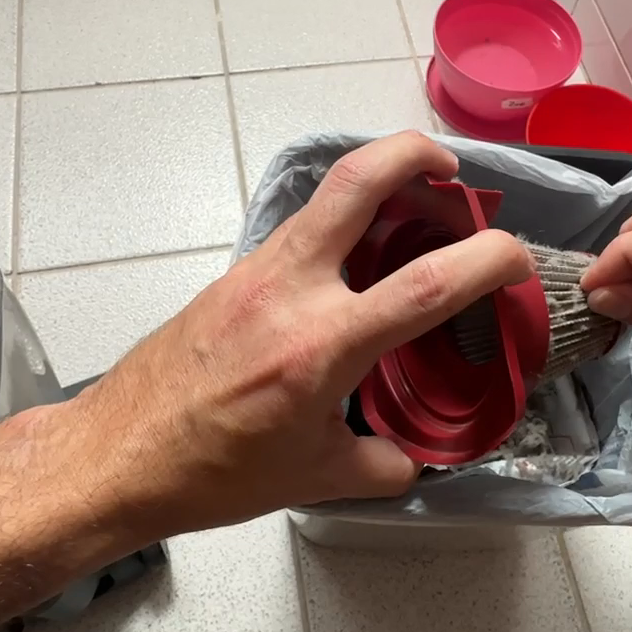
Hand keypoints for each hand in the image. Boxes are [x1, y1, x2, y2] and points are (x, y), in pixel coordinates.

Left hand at [58, 132, 534, 539]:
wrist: (116, 454)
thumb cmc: (214, 472)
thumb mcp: (314, 478)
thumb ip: (380, 463)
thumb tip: (410, 455)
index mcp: (322, 345)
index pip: (423, 285)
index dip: (485, 259)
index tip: (514, 254)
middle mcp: (291, 288)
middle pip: (358, 183)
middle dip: (415, 153)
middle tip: (450, 168)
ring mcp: (257, 270)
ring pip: (325, 196)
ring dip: (377, 180)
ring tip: (412, 206)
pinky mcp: (235, 272)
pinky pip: (300, 228)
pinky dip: (340, 221)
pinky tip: (352, 259)